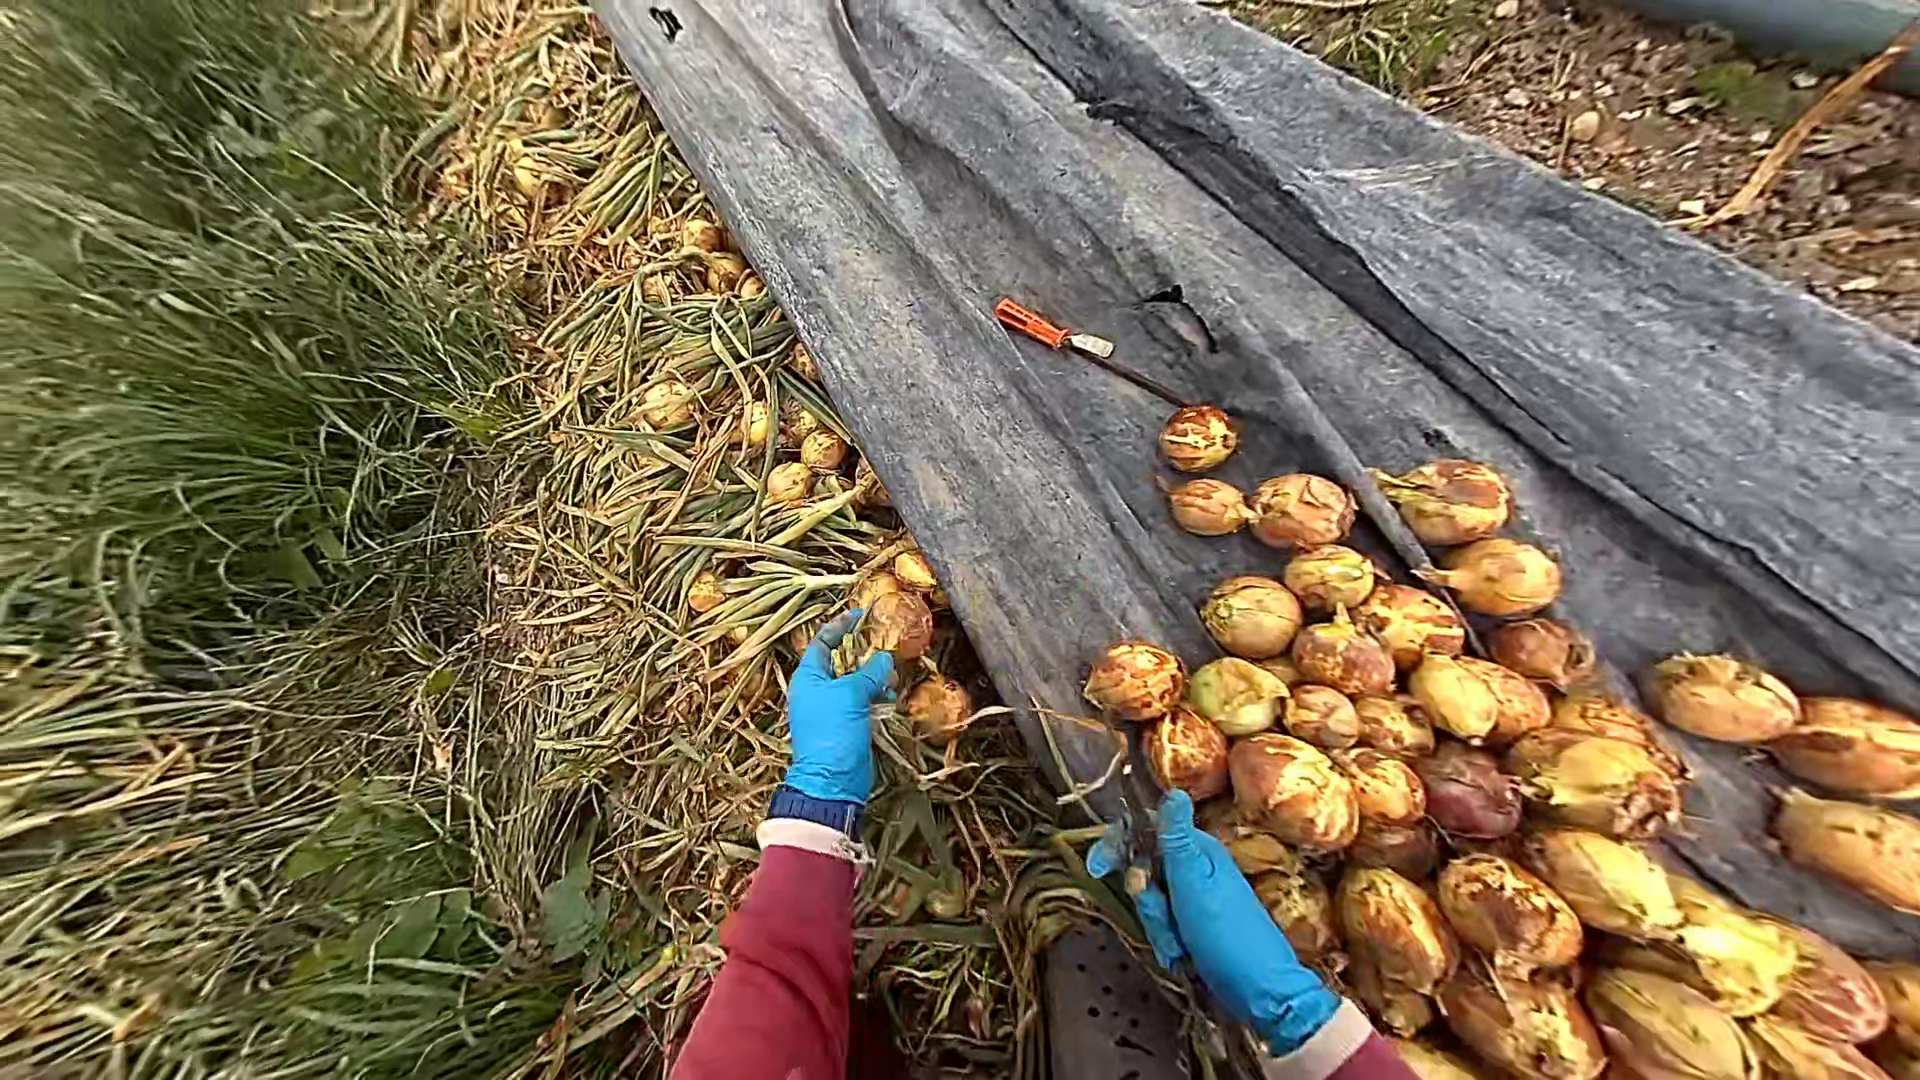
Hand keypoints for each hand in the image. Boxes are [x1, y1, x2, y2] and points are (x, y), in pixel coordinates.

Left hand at [784, 609, 894, 803]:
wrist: (833, 781)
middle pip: (842, 660)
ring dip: (874, 675)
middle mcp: (818, 689)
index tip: (860, 616)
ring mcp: (833, 707)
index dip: (840, 626)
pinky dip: (877, 694)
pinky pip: (864, 699)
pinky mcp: (848, 722)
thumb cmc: (833, 733)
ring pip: (856, 680)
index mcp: (809, 677)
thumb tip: (884, 656)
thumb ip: (869, 671)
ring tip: (890, 677)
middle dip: (864, 652)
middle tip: (884, 644)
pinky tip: (890, 696)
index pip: (823, 642)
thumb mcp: (851, 695)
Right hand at [1088, 791, 1339, 1055]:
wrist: (1263, 996)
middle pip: (1142, 869)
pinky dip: (1167, 941)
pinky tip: (1182, 956)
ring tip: (1179, 945)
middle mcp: (1192, 866)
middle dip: (1146, 899)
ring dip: (1158, 925)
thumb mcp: (1193, 879)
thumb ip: (1175, 836)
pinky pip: (1163, 924)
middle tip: (1162, 916)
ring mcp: (1193, 897)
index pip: (1143, 829)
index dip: (1116, 845)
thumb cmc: (1226, 932)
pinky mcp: (1193, 925)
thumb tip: (1174, 790)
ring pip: (1151, 900)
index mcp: (1195, 848)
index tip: (1097, 868)